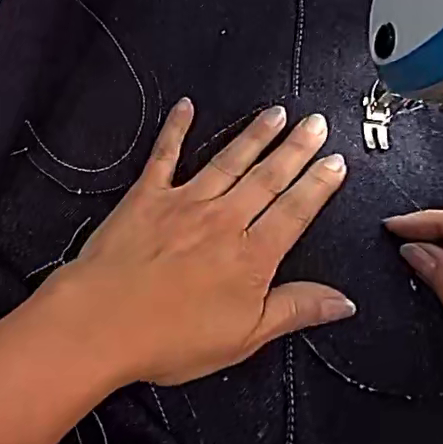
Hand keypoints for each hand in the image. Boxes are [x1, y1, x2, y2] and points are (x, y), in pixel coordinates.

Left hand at [38, 98, 354, 386]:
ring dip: (255, 134)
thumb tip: (340, 302)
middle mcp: (222, 219)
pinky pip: (166, 154)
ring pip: (230, 160)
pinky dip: (176, 128)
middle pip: (268, 177)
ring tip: (276, 114)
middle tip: (315, 123)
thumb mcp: (244, 337)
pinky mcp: (149, 194)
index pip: (295, 210)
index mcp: (249, 255)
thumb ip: (294, 310)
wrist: (102, 321)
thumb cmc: (168, 336)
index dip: (319, 184)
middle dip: (296, 147)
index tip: (334, 161)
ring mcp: (185, 201)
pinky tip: (186, 107)